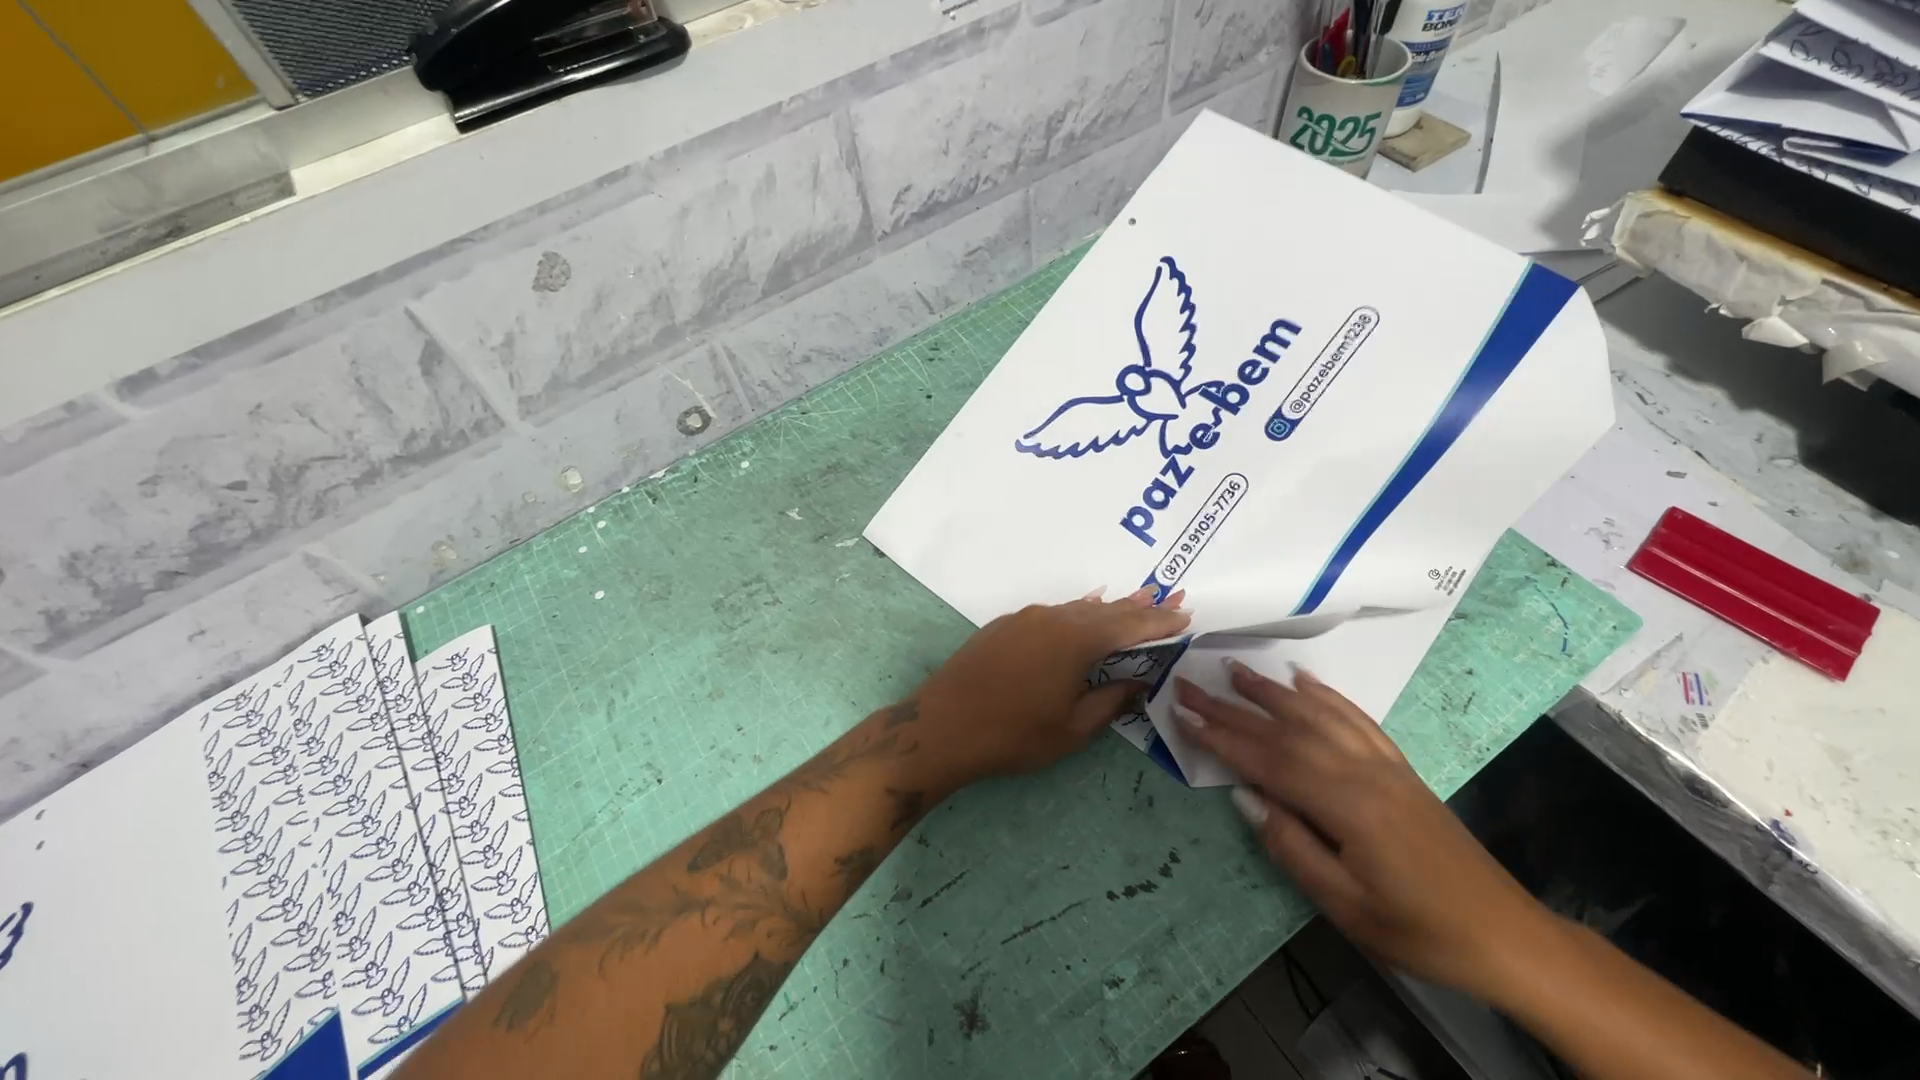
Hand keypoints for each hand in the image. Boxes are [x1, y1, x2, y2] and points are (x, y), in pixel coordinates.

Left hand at [910, 587, 1190, 785]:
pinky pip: (1052, 613)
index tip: (1186, 615)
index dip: (1160, 621)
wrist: (942, 727)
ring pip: (1078, 609)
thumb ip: (1110, 700)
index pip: (1130, 626)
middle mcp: (1053, 619)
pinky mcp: (1004, 627)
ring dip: (1109, 608)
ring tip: (1137, 599)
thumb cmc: (1013, 735)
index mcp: (1076, 641)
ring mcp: (1025, 619)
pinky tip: (1084, 609)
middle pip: (1107, 611)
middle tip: (1172, 597)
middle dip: (1141, 607)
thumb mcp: (1072, 729)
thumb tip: (1138, 681)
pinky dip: (1077, 612)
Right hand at [1172, 662, 1551, 999]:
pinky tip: (1305, 682)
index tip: (1182, 714)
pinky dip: (1327, 697)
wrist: (1504, 935)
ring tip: (1236, 671)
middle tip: (1190, 684)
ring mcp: (1385, 766)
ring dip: (1273, 691)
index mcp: (1346, 805)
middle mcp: (1363, 772)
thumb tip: (1245, 796)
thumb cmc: (1418, 929)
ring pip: (1319, 716)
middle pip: (1287, 731)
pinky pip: (1357, 720)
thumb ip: (1292, 847)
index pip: (1269, 761)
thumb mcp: (1346, 906)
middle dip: (1233, 707)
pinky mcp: (1401, 769)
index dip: (1222, 738)